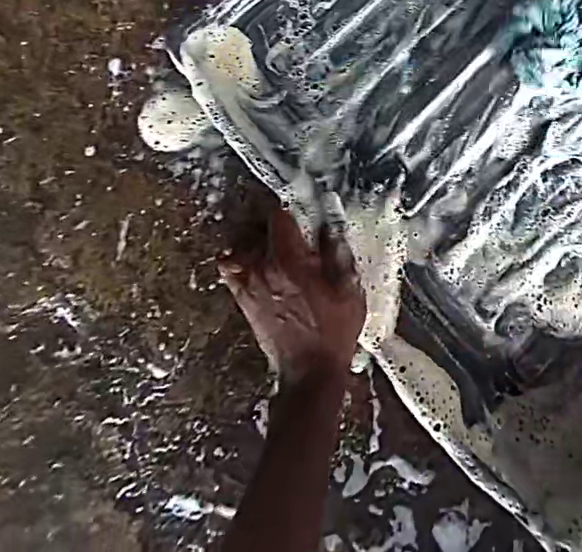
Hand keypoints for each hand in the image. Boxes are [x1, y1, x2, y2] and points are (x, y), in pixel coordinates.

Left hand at [219, 210, 365, 386]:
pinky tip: (263, 263)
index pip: (279, 216)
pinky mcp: (242, 300)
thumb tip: (330, 223)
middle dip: (276, 224)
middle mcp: (261, 270)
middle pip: (256, 228)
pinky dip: (242, 259)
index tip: (306, 211)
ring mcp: (247, 286)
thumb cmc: (332, 331)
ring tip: (279, 244)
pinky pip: (233, 268)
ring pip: (241, 246)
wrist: (310, 372)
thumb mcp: (349, 287)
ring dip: (258, 240)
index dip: (294, 209)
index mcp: (288, 262)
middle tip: (296, 228)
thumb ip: (337, 250)